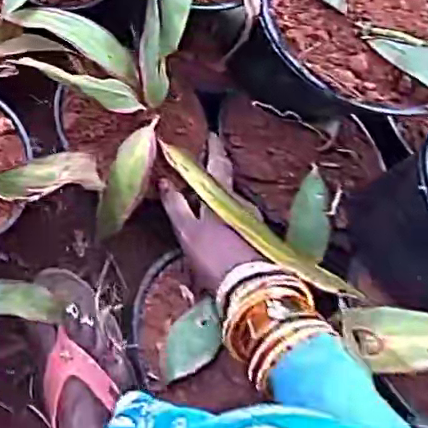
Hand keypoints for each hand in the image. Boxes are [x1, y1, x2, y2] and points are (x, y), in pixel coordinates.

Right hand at [161, 134, 261, 296]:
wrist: (255, 293)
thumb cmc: (215, 259)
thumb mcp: (186, 231)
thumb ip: (175, 205)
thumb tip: (164, 182)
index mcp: (220, 197)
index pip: (217, 164)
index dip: (213, 148)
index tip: (211, 134)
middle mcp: (240, 204)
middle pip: (228, 182)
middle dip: (220, 168)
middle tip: (212, 157)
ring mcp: (254, 224)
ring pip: (235, 204)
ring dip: (224, 200)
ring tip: (212, 203)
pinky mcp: (263, 244)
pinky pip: (243, 224)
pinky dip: (233, 222)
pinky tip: (226, 234)